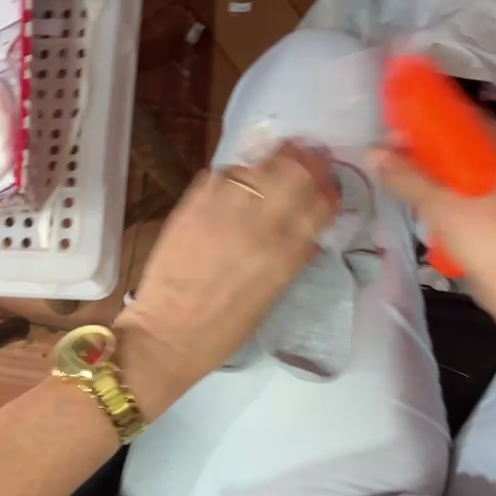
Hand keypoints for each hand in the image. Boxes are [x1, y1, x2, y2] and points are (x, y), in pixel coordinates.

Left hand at [116, 142, 335, 415]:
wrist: (167, 334)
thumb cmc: (222, 330)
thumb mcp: (271, 297)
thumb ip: (291, 258)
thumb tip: (307, 233)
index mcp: (284, 254)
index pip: (319, 204)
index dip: (327, 190)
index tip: (327, 188)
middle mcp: (258, 225)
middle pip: (295, 171)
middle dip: (307, 163)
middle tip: (307, 162)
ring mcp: (223, 210)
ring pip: (261, 164)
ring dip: (274, 161)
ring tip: (276, 165)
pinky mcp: (192, 205)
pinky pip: (224, 173)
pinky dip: (238, 174)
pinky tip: (240, 184)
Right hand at [371, 120, 495, 316]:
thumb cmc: (487, 238)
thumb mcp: (440, 205)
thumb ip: (405, 178)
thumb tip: (372, 153)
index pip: (457, 115)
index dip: (423, 118)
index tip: (391, 128)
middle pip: (455, 142)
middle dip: (421, 150)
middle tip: (388, 159)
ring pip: (456, 169)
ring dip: (428, 175)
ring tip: (397, 182)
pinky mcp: (495, 209)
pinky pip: (461, 191)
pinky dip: (440, 194)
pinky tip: (420, 206)